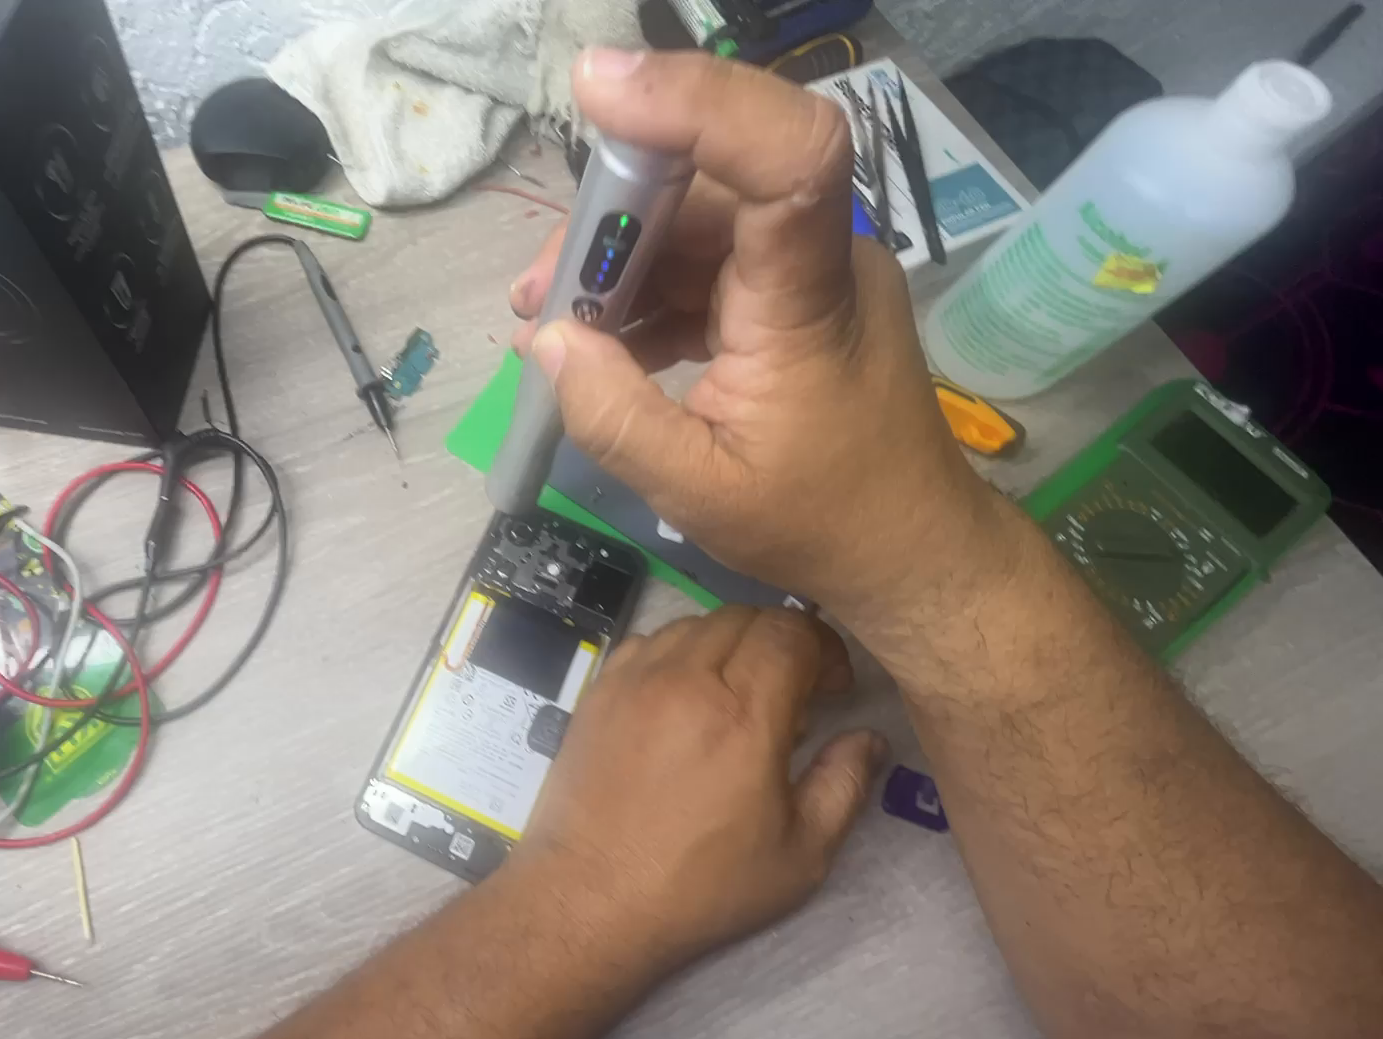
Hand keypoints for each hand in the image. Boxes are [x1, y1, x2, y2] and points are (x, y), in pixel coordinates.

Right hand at [509, 49, 1009, 619]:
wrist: (900, 551)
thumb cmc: (815, 524)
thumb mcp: (696, 490)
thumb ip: (614, 418)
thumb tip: (549, 341)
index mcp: (807, 301)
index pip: (785, 156)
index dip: (696, 102)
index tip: (597, 89)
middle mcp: (812, 264)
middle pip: (705, 192)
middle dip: (605, 231)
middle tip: (536, 295)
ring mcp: (797, 280)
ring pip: (692, 232)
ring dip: (613, 272)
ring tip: (552, 329)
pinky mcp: (783, 304)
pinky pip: (701, 275)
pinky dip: (642, 303)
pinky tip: (601, 348)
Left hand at [513, 606, 887, 964]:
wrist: (592, 891)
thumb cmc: (701, 882)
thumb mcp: (799, 852)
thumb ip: (843, 783)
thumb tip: (869, 738)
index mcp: (741, 714)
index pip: (789, 631)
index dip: (823, 646)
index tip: (831, 686)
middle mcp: (683, 679)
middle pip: (743, 617)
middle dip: (780, 640)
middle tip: (791, 690)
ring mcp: (632, 678)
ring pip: (693, 623)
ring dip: (728, 643)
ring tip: (735, 692)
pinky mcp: (598, 689)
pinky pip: (645, 642)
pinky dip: (675, 652)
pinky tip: (680, 693)